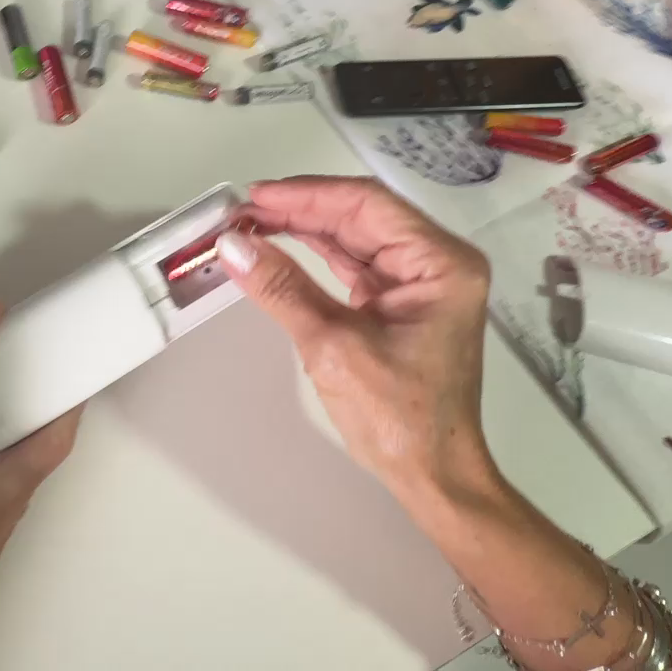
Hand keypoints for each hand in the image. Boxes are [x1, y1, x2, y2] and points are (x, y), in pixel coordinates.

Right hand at [217, 176, 493, 493]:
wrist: (431, 476)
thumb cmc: (397, 416)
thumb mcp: (332, 346)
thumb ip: (281, 287)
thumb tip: (231, 244)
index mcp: (440, 263)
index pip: (367, 205)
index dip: (307, 194)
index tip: (255, 196)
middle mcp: (434, 261)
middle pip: (358, 214)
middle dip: (299, 208)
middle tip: (243, 210)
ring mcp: (416, 279)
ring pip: (350, 233)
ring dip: (300, 226)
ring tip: (250, 222)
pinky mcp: (395, 298)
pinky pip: (348, 259)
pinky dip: (310, 250)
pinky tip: (276, 242)